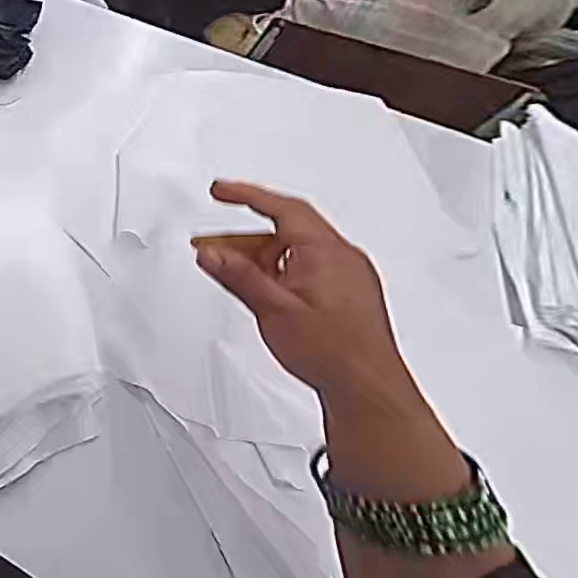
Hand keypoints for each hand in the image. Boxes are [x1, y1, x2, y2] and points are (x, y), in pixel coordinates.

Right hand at [194, 180, 414, 404]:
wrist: (366, 386)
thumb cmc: (333, 351)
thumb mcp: (273, 309)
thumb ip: (238, 276)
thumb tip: (211, 253)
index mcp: (326, 252)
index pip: (282, 208)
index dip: (247, 195)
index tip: (221, 190)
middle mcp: (342, 256)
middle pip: (286, 229)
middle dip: (245, 235)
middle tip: (214, 244)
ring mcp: (347, 274)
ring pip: (296, 249)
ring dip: (261, 255)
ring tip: (232, 270)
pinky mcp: (347, 291)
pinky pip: (308, 265)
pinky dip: (279, 269)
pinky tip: (263, 287)